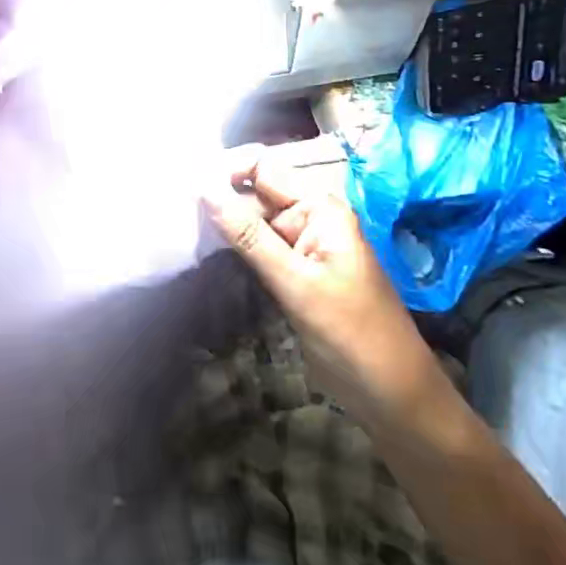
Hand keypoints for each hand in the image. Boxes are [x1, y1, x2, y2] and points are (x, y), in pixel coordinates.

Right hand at [201, 149, 438, 418]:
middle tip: (174, 208)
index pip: (264, 170)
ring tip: (180, 224)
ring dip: (220, 223)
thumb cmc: (351, 333)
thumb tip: (203, 190)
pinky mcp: (291, 272)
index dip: (226, 171)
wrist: (391, 394)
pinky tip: (202, 247)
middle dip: (217, 198)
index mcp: (320, 209)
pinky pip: (255, 248)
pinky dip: (232, 246)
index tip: (186, 184)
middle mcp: (309, 218)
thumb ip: (248, 236)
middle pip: (253, 193)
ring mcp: (299, 247)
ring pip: (250, 222)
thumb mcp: (296, 282)